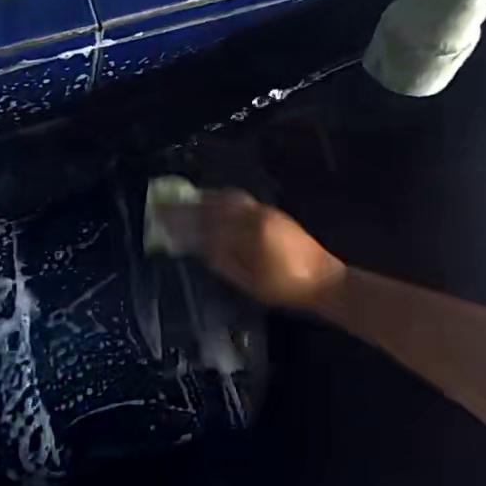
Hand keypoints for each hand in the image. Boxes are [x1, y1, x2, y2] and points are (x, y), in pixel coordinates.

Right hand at [151, 190, 345, 311]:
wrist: (326, 281)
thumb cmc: (286, 288)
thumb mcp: (248, 282)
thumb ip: (220, 260)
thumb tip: (194, 243)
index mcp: (248, 233)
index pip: (205, 221)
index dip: (180, 218)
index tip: (159, 215)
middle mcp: (255, 215)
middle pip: (212, 203)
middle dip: (186, 203)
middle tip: (164, 204)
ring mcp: (265, 211)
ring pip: (226, 197)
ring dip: (202, 197)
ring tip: (183, 200)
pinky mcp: (271, 212)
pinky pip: (239, 198)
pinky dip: (219, 197)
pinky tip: (211, 203)